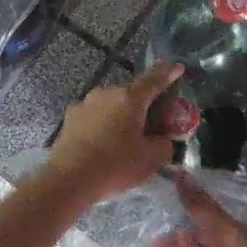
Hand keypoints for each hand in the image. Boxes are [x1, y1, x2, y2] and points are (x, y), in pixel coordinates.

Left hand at [44, 63, 183, 202]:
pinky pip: (95, 117)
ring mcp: (84, 104)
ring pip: (111, 106)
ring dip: (121, 116)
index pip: (154, 80)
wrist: (69, 179)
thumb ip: (165, 144)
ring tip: (126, 138)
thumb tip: (161, 140)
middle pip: (131, 94)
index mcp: (129, 98)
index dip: (168, 74)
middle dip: (143, 105)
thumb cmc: (115, 165)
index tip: (177, 67)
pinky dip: (104, 125)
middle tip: (153, 122)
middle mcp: (105, 93)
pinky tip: (104, 144)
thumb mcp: (152, 159)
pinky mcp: (70, 119)